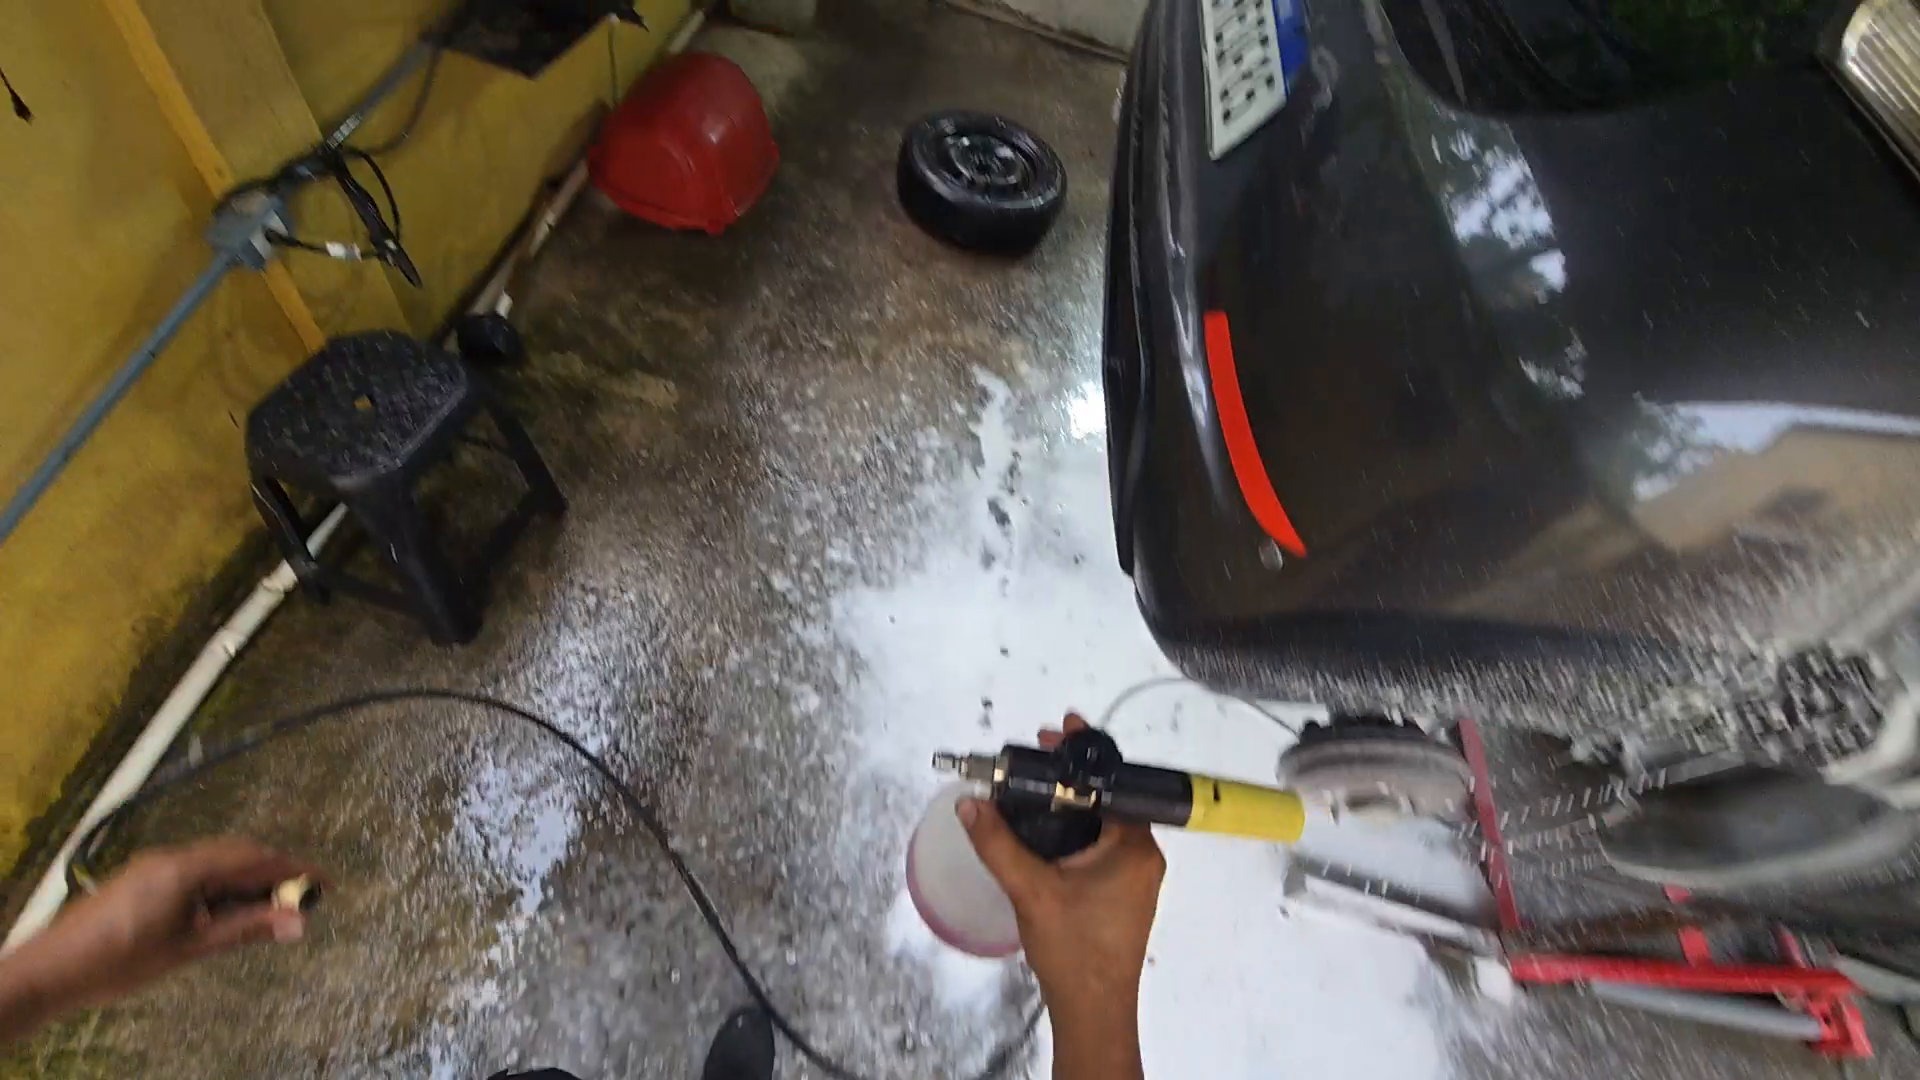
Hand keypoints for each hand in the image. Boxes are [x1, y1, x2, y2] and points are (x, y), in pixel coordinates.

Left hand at [0, 838, 318, 1042]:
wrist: (35, 980)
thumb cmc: (115, 963)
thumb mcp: (188, 948)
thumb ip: (246, 929)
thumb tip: (300, 924)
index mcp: (188, 867)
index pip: (260, 859)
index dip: (297, 870)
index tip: (326, 884)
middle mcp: (175, 856)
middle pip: (243, 854)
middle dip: (275, 874)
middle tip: (297, 899)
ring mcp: (155, 865)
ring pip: (220, 862)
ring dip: (247, 881)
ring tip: (261, 910)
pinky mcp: (142, 878)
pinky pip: (197, 871)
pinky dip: (221, 886)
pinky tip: (222, 911)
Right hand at [960, 714, 1162, 1079]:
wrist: (1092, 1012)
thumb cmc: (1072, 947)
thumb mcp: (1030, 890)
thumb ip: (998, 842)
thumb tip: (969, 803)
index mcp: (1134, 846)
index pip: (1110, 783)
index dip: (1079, 754)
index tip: (1054, 730)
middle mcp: (1142, 854)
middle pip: (1106, 797)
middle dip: (1070, 773)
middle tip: (1036, 752)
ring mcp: (1134, 874)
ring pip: (1102, 820)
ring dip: (1070, 798)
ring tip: (1035, 780)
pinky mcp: (1121, 889)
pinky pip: (1100, 841)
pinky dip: (1075, 823)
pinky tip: (1046, 820)